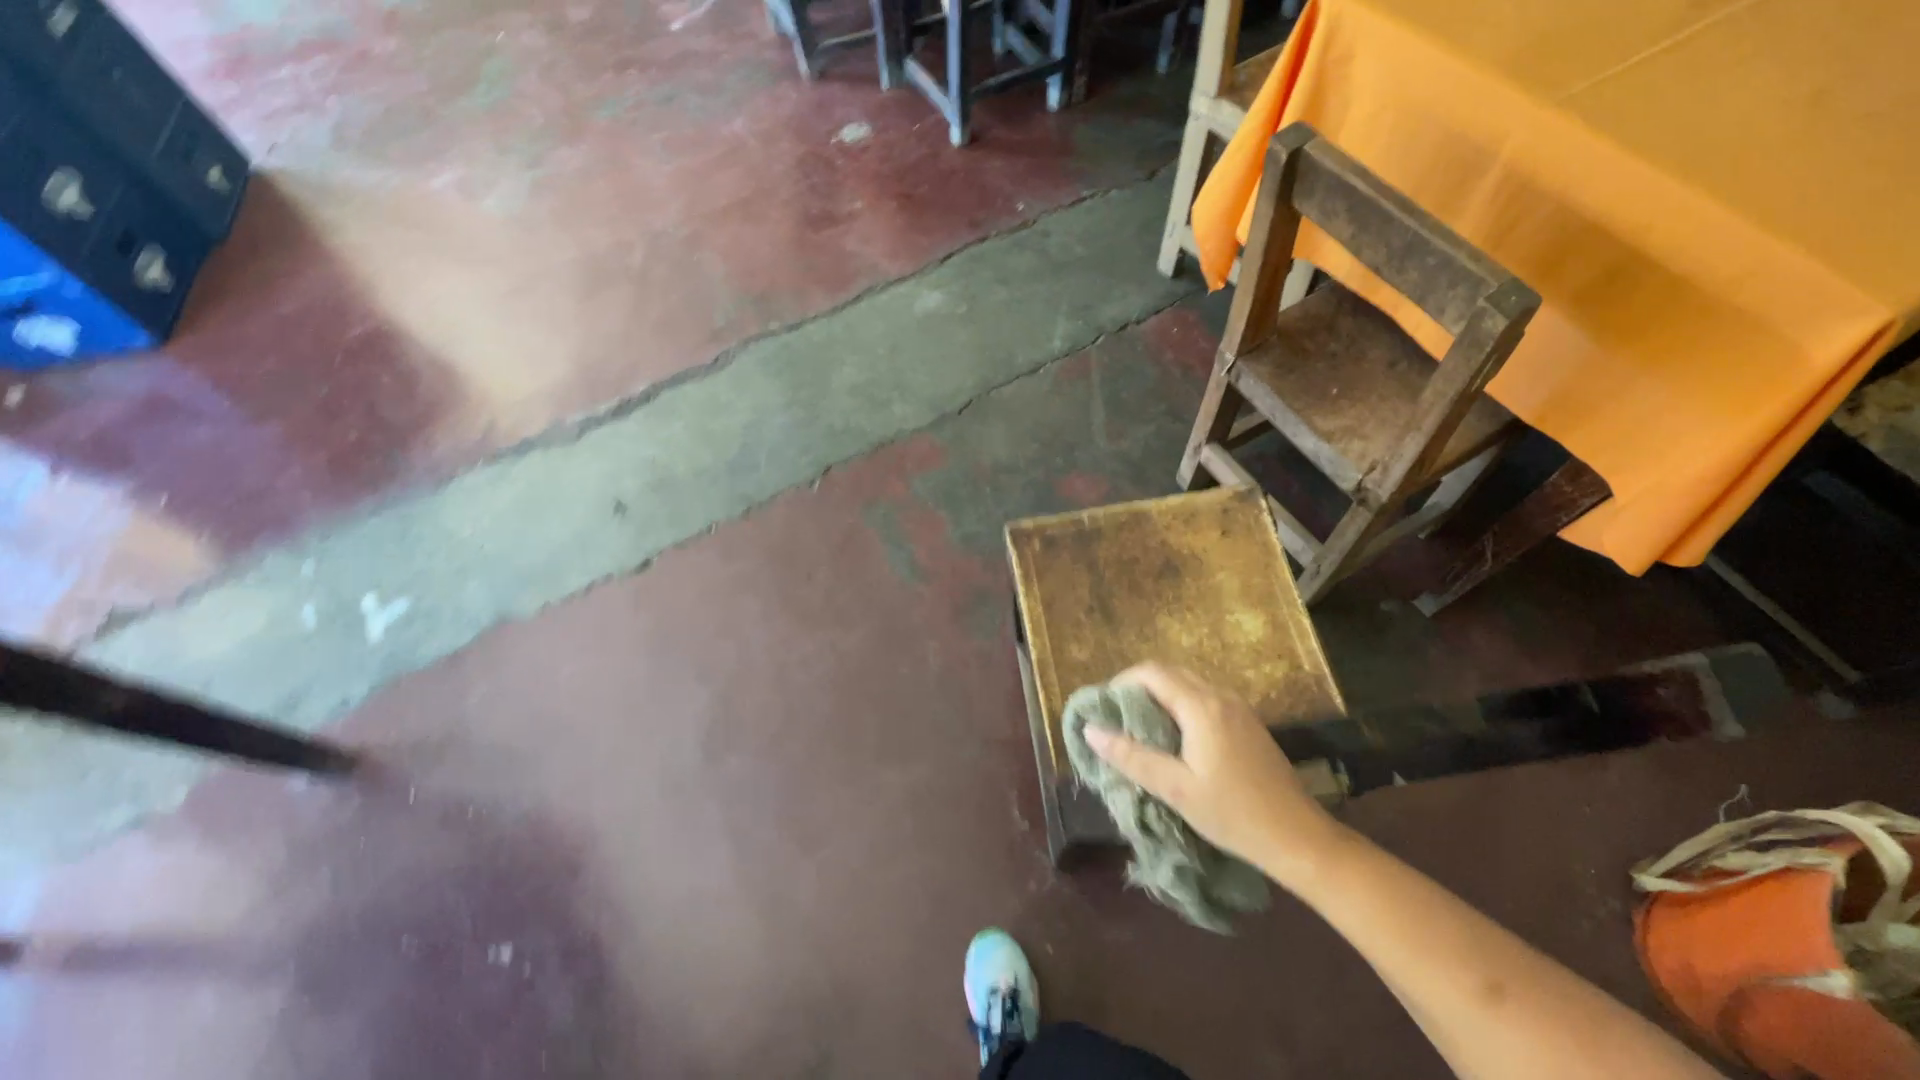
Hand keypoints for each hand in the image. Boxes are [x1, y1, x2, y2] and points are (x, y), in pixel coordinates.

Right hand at [1083, 662, 1348, 889]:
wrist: (1296, 836)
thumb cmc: (1232, 814)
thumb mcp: (1174, 789)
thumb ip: (1131, 756)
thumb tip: (1090, 730)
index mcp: (1201, 707)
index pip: (1152, 673)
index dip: (1121, 683)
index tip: (1102, 708)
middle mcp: (1221, 697)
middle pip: (1171, 673)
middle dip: (1138, 688)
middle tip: (1116, 719)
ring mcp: (1239, 709)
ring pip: (1190, 685)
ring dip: (1161, 697)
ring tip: (1139, 730)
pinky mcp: (1248, 725)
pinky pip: (1206, 700)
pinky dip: (1181, 708)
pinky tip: (1174, 741)